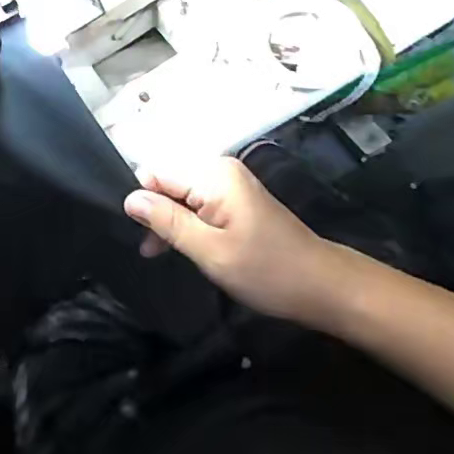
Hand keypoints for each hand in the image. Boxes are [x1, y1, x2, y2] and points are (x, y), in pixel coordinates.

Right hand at [125, 156, 346, 324]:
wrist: (323, 285)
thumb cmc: (266, 270)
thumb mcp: (210, 251)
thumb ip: (167, 221)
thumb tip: (130, 198)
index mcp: (213, 175)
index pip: (156, 174)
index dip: (142, 202)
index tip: (138, 234)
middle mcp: (219, 169)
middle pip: (168, 182)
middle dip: (155, 213)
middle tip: (150, 252)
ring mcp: (229, 182)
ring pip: (181, 194)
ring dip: (169, 221)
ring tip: (160, 253)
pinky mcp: (235, 197)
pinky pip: (197, 201)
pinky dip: (187, 223)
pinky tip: (183, 245)